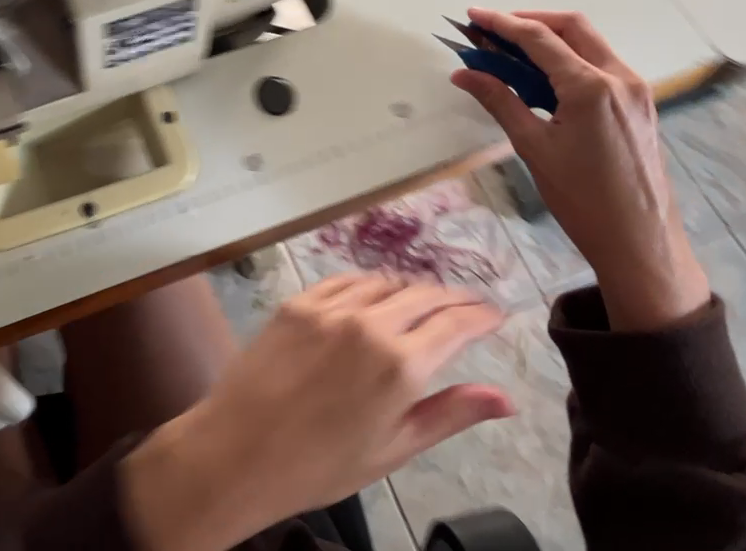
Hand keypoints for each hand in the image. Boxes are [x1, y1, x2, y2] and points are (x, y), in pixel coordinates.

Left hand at [120, 274, 512, 550]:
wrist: (239, 449)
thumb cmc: (321, 464)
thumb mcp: (395, 448)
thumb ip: (450, 414)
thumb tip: (506, 398)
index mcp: (400, 365)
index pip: (454, 325)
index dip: (480, 316)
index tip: (497, 315)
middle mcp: (368, 324)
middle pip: (423, 296)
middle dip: (452, 298)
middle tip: (468, 306)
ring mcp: (328, 308)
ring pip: (384, 283)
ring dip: (412, 288)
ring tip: (425, 300)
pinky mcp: (297, 302)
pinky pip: (343, 280)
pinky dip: (369, 283)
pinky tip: (375, 292)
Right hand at [450, 8, 710, 332]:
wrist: (640, 240)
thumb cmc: (581, 197)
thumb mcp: (532, 146)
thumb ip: (500, 100)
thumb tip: (464, 74)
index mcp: (592, 87)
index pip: (540, 39)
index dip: (502, 23)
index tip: (472, 16)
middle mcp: (620, 78)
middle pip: (572, 27)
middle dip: (529, 21)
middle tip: (492, 29)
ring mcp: (635, 90)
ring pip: (589, 43)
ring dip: (549, 39)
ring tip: (510, 52)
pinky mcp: (639, 104)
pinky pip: (601, 65)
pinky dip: (568, 59)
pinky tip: (542, 77)